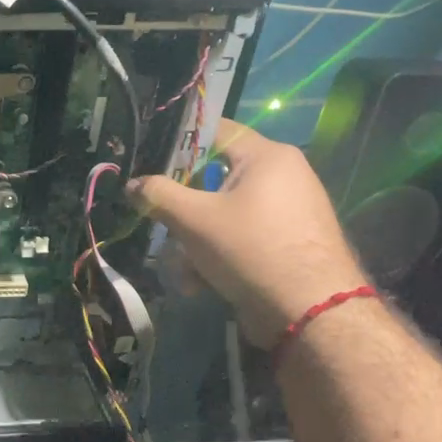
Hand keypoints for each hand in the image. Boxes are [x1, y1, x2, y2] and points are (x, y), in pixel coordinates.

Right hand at [127, 119, 365, 347]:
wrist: (309, 311)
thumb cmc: (250, 250)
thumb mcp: (194, 220)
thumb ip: (158, 196)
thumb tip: (133, 184)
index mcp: (267, 156)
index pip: (216, 130)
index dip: (178, 144)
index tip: (148, 165)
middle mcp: (282, 176)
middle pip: (214, 180)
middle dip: (183, 212)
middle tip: (162, 230)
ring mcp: (287, 211)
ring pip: (223, 216)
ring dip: (195, 244)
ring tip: (184, 273)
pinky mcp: (286, 242)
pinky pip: (240, 238)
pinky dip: (217, 257)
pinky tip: (201, 285)